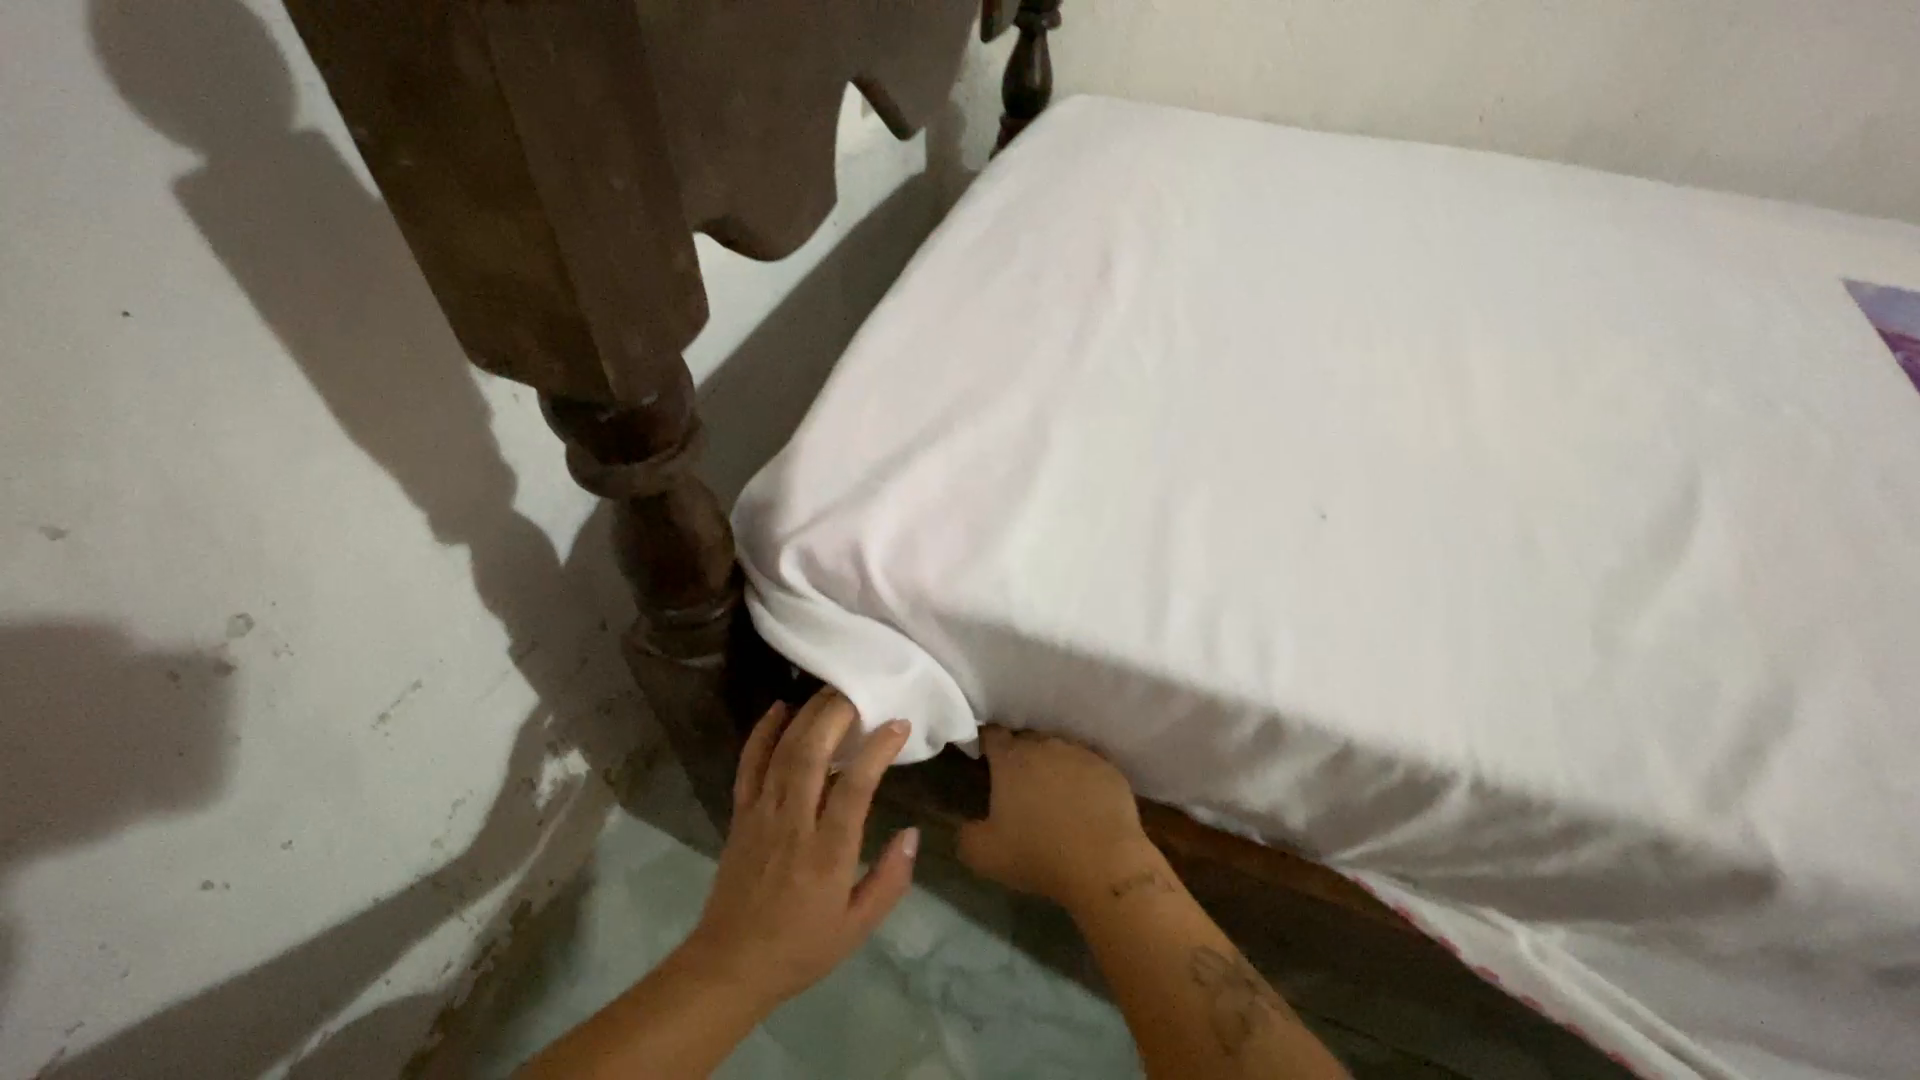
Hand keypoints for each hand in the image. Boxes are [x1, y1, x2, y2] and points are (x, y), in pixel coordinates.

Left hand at [679, 687, 917, 1010]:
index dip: (878, 750)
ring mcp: (761, 814)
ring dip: (808, 714)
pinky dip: (762, 732)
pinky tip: (780, 707)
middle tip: (862, 690)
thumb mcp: (858, 926)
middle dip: (838, 714)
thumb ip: (890, 879)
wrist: (730, 964)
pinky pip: (749, 764)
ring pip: (783, 751)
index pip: (855, 787)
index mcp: (827, 853)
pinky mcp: (740, 814)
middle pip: (812, 754)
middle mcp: (792, 823)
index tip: (898, 724)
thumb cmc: (801, 946)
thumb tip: (911, 833)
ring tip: (832, 689)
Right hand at [957, 727, 1157, 908]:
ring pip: (1059, 748)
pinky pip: (1089, 763)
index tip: (983, 758)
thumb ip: (966, 833)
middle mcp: (1046, 745)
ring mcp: (1081, 753)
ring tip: (1053, 790)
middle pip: (1026, 738)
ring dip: (1052, 763)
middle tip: (1017, 781)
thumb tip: (966, 825)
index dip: (985, 743)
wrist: (1104, 865)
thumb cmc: (1038, 855)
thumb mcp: (983, 855)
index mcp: (1011, 759)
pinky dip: (1081, 775)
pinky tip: (1083, 798)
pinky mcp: (1110, 768)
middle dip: (1019, 753)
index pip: (992, 733)